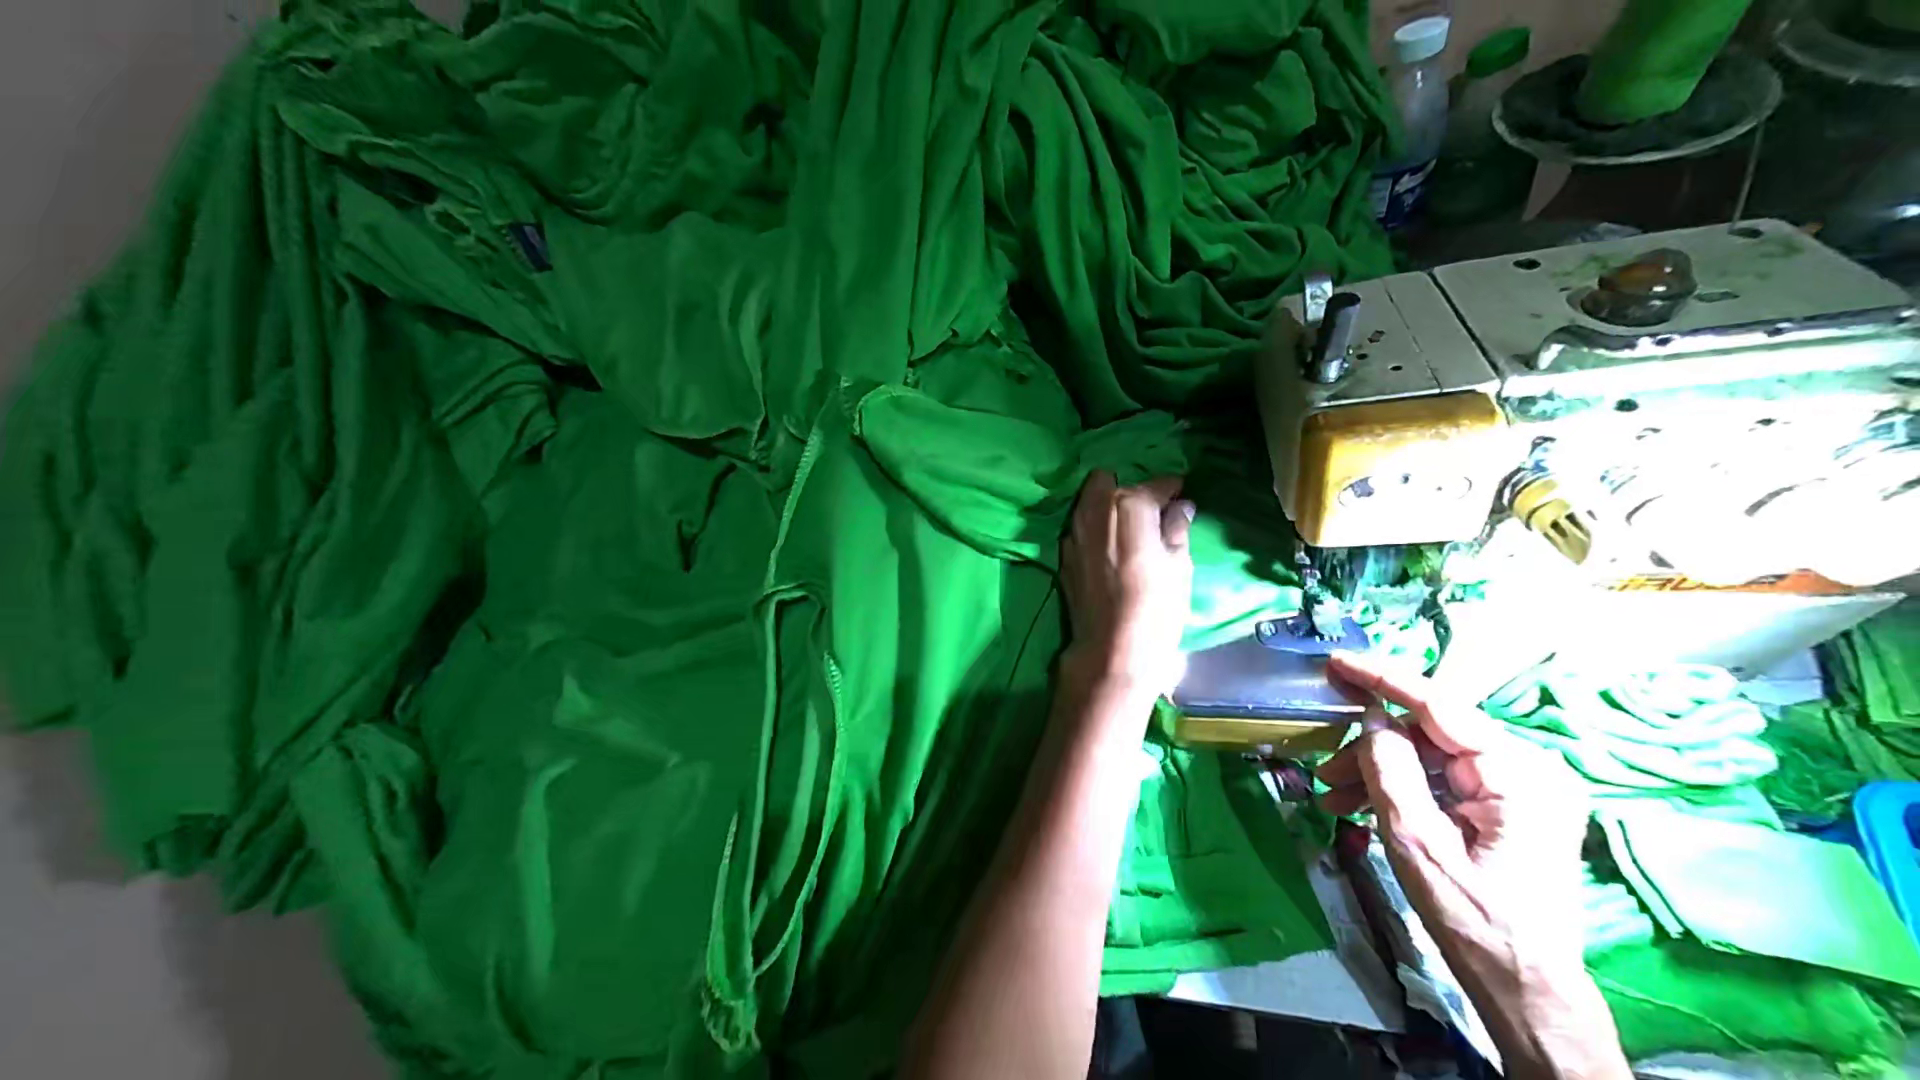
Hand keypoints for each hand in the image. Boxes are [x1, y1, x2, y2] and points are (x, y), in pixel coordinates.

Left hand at [1058, 471, 1193, 696]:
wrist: (1112, 650)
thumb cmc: (1156, 607)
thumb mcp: (1179, 565)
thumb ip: (1177, 528)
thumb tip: (1180, 506)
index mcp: (1128, 505)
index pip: (1155, 485)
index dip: (1171, 489)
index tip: (1181, 496)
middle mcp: (1095, 510)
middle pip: (1109, 482)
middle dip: (1129, 490)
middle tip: (1150, 512)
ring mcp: (1074, 532)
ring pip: (1088, 501)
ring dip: (1107, 505)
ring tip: (1129, 527)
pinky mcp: (1063, 555)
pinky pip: (1080, 527)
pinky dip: (1094, 528)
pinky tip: (1109, 546)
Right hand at [1318, 652, 1629, 1079]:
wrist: (1524, 985)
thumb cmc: (1474, 919)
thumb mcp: (1417, 842)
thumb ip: (1391, 769)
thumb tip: (1372, 717)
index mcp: (1520, 775)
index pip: (1440, 706)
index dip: (1382, 679)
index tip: (1336, 661)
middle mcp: (1529, 769)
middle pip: (1430, 732)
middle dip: (1371, 745)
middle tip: (1325, 767)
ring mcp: (1521, 787)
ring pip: (1430, 754)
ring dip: (1378, 770)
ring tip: (1334, 797)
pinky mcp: (1508, 804)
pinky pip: (1442, 777)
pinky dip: (1400, 786)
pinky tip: (1359, 805)